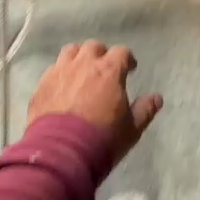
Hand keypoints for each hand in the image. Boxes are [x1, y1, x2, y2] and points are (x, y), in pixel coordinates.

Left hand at [27, 40, 161, 161]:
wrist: (61, 153)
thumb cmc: (102, 139)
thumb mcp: (131, 128)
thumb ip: (145, 109)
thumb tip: (157, 98)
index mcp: (109, 71)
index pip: (121, 52)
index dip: (127, 59)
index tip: (130, 69)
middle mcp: (84, 64)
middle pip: (93, 46)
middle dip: (101, 54)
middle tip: (104, 69)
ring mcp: (59, 71)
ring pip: (70, 51)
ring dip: (79, 57)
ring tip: (81, 71)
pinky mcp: (42, 84)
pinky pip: (53, 69)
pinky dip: (61, 72)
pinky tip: (62, 86)